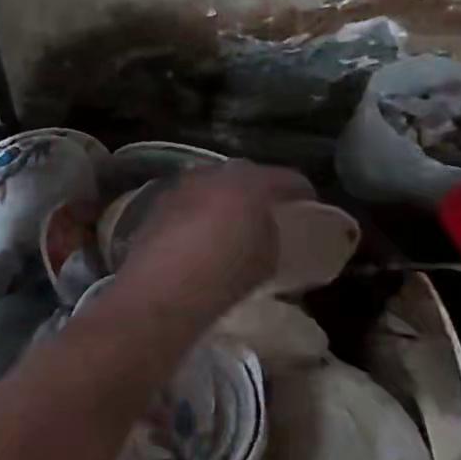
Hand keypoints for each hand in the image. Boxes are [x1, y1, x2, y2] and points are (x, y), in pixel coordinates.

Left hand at [116, 160, 312, 307]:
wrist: (163, 285)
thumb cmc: (226, 271)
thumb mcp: (269, 256)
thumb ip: (271, 233)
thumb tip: (266, 230)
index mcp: (248, 180)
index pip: (284, 177)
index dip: (300, 191)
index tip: (308, 204)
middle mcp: (208, 174)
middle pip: (240, 174)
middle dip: (255, 189)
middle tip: (266, 210)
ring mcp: (176, 187)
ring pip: (206, 185)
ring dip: (220, 198)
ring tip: (230, 221)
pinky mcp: (152, 205)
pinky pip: (183, 202)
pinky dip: (195, 211)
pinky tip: (198, 231)